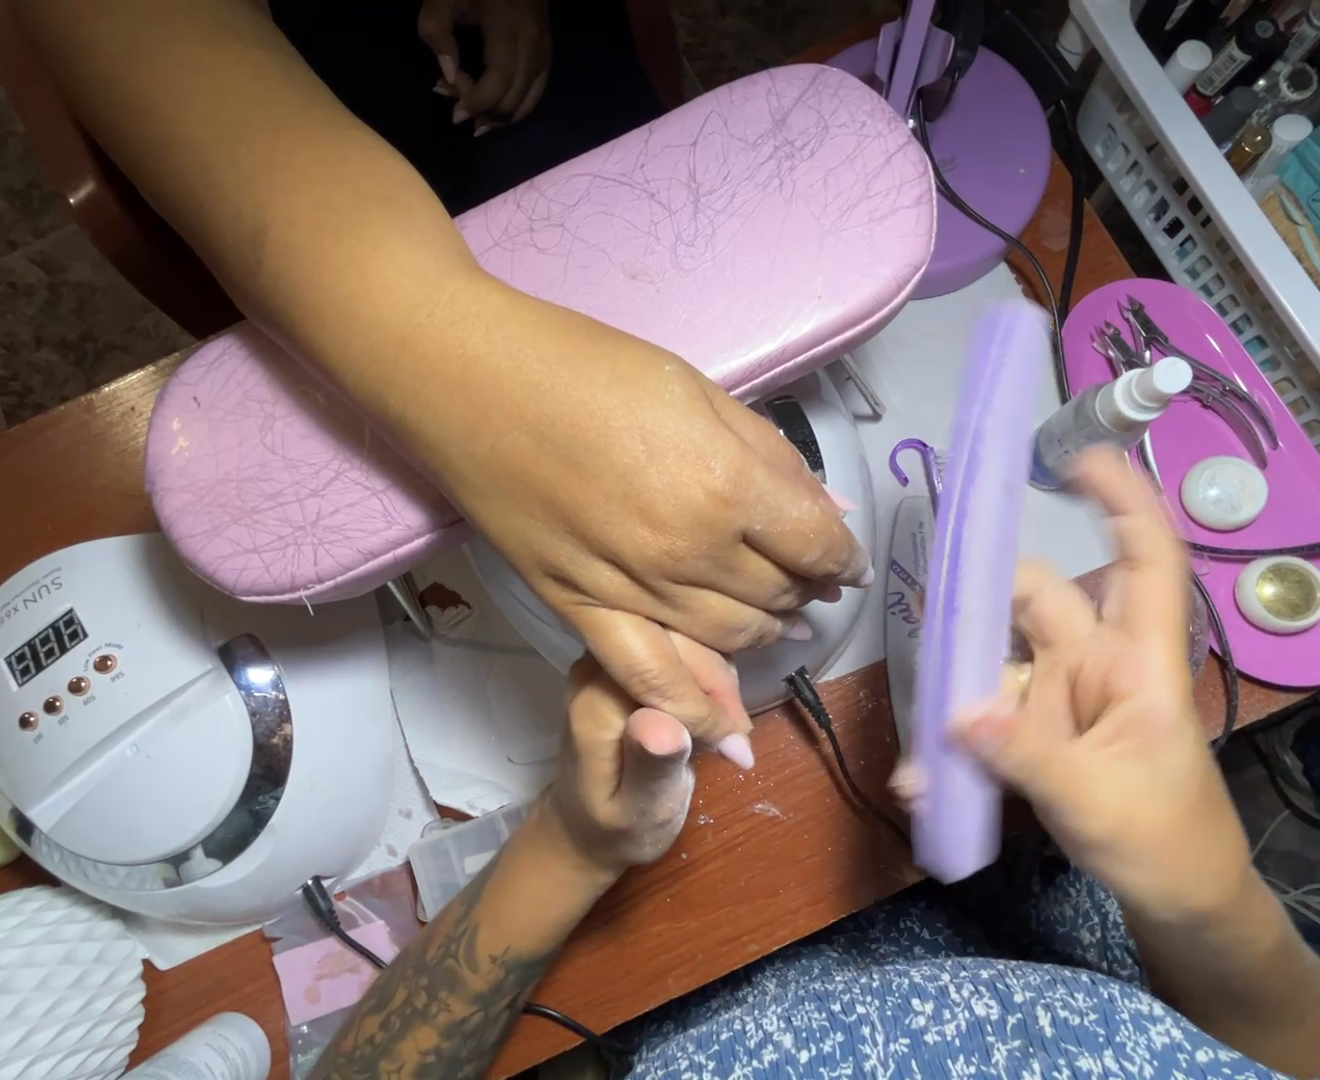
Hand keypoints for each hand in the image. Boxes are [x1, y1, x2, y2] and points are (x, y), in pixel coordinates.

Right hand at [409, 283, 868, 753]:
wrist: (472, 384)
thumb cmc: (588, 368)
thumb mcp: (698, 391)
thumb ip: (771, 456)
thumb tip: (830, 514)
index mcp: (728, 486)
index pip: (817, 545)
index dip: (843, 555)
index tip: (847, 558)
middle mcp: (691, 553)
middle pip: (779, 594)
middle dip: (808, 587)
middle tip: (810, 575)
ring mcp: (634, 593)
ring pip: (729, 640)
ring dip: (767, 632)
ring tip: (778, 617)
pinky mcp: (581, 613)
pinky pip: (650, 678)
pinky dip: (696, 709)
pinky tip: (729, 726)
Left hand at [418, 0, 550, 131]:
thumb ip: (437, 33)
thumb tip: (450, 75)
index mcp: (508, 26)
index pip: (499, 79)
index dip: (478, 102)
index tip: (455, 114)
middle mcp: (533, 44)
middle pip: (514, 98)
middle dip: (486, 113)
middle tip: (458, 109)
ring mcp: (544, 52)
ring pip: (528, 103)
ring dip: (501, 118)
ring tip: (476, 119)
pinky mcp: (547, 56)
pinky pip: (534, 94)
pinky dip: (515, 108)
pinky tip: (495, 111)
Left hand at [540, 654, 725, 877]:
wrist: (586, 823)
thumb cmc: (617, 827)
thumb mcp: (640, 812)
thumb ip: (651, 766)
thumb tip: (666, 723)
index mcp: (597, 699)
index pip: (672, 665)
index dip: (713, 696)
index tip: (734, 743)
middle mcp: (597, 664)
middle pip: (681, 639)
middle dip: (720, 685)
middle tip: (738, 739)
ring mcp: (610, 656)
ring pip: (686, 636)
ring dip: (718, 679)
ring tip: (726, 730)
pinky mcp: (625, 657)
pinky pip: (679, 645)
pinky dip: (706, 674)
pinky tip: (712, 713)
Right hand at [952, 450, 1253, 921]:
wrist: (1179, 901)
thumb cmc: (1169, 842)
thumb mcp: (1100, 802)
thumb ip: (1027, 754)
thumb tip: (957, 713)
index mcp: (1138, 662)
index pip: (1144, 564)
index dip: (1123, 505)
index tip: (1081, 458)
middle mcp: (1093, 662)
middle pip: (1038, 600)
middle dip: (985, 603)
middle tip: (934, 620)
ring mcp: (1057, 695)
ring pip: (994, 660)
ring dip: (954, 696)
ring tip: (922, 757)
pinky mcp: (1029, 728)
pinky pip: (980, 715)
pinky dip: (949, 743)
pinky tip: (924, 781)